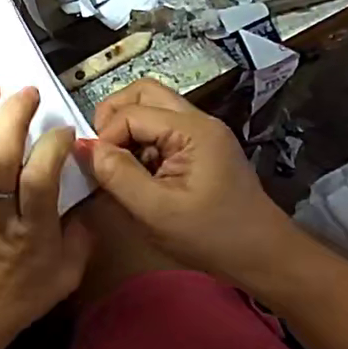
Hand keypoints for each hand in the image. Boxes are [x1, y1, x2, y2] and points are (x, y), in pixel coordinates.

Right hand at [77, 78, 297, 283]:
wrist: (261, 255)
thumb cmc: (212, 236)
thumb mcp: (157, 211)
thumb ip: (119, 176)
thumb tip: (86, 149)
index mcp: (192, 130)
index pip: (132, 113)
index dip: (106, 137)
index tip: (96, 169)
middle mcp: (198, 121)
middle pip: (143, 93)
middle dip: (112, 117)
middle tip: (101, 153)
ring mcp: (200, 132)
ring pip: (150, 108)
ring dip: (126, 131)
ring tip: (118, 166)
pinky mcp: (198, 148)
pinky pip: (159, 130)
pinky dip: (139, 144)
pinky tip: (137, 175)